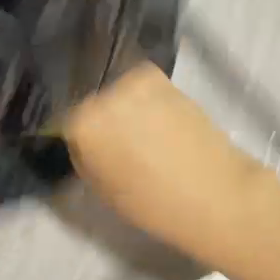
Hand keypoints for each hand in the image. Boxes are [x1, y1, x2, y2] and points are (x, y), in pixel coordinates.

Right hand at [63, 63, 279, 260]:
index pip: (63, 121)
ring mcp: (132, 80)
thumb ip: (84, 157)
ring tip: (139, 132)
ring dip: (120, 106)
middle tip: (113, 140)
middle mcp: (102, 93)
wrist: (216, 191)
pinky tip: (155, 121)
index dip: (76, 136)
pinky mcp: (160, 77)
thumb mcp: (102, 189)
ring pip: (115, 92)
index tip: (87, 148)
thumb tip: (81, 141)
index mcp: (82, 123)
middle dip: (98, 117)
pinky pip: (138, 86)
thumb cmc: (154, 202)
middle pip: (90, 101)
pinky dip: (142, 99)